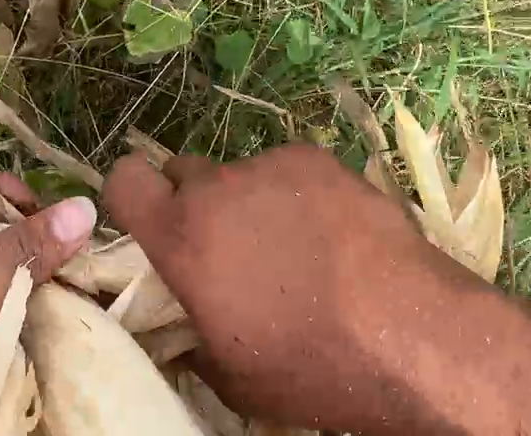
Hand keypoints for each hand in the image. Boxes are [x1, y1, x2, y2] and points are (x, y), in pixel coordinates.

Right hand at [103, 144, 530, 435]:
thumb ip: (190, 331)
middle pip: (182, 172)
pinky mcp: (314, 157)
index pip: (124, 178)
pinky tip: (331, 233)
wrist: (406, 331)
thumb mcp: (230, 373)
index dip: (132, 195)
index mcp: (181, 235)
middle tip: (229, 245)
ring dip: (250, 202)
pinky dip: (296, 193)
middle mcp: (215, 187)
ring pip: (239, 174)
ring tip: (296, 246)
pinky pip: (286, 169)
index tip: (151, 219)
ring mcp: (267, 165)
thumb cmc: (309, 364)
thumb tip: (182, 323)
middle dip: (194, 202)